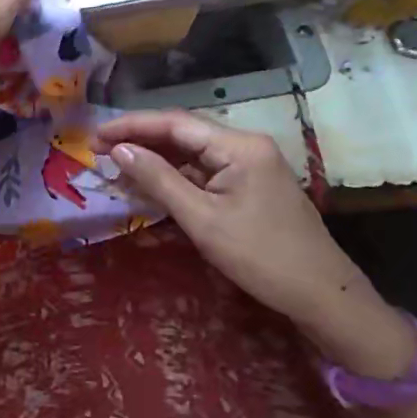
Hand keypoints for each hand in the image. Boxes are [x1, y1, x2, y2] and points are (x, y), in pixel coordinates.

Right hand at [96, 110, 392, 336]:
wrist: (321, 294)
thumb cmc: (260, 256)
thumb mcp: (201, 219)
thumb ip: (158, 180)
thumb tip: (119, 150)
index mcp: (239, 146)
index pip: (175, 123)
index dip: (132, 126)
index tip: (95, 136)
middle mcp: (245, 146)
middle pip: (183, 134)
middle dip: (140, 140)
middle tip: (99, 151)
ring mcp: (250, 165)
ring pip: (192, 154)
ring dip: (155, 160)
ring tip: (116, 166)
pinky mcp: (250, 186)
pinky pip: (205, 173)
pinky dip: (176, 178)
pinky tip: (149, 185)